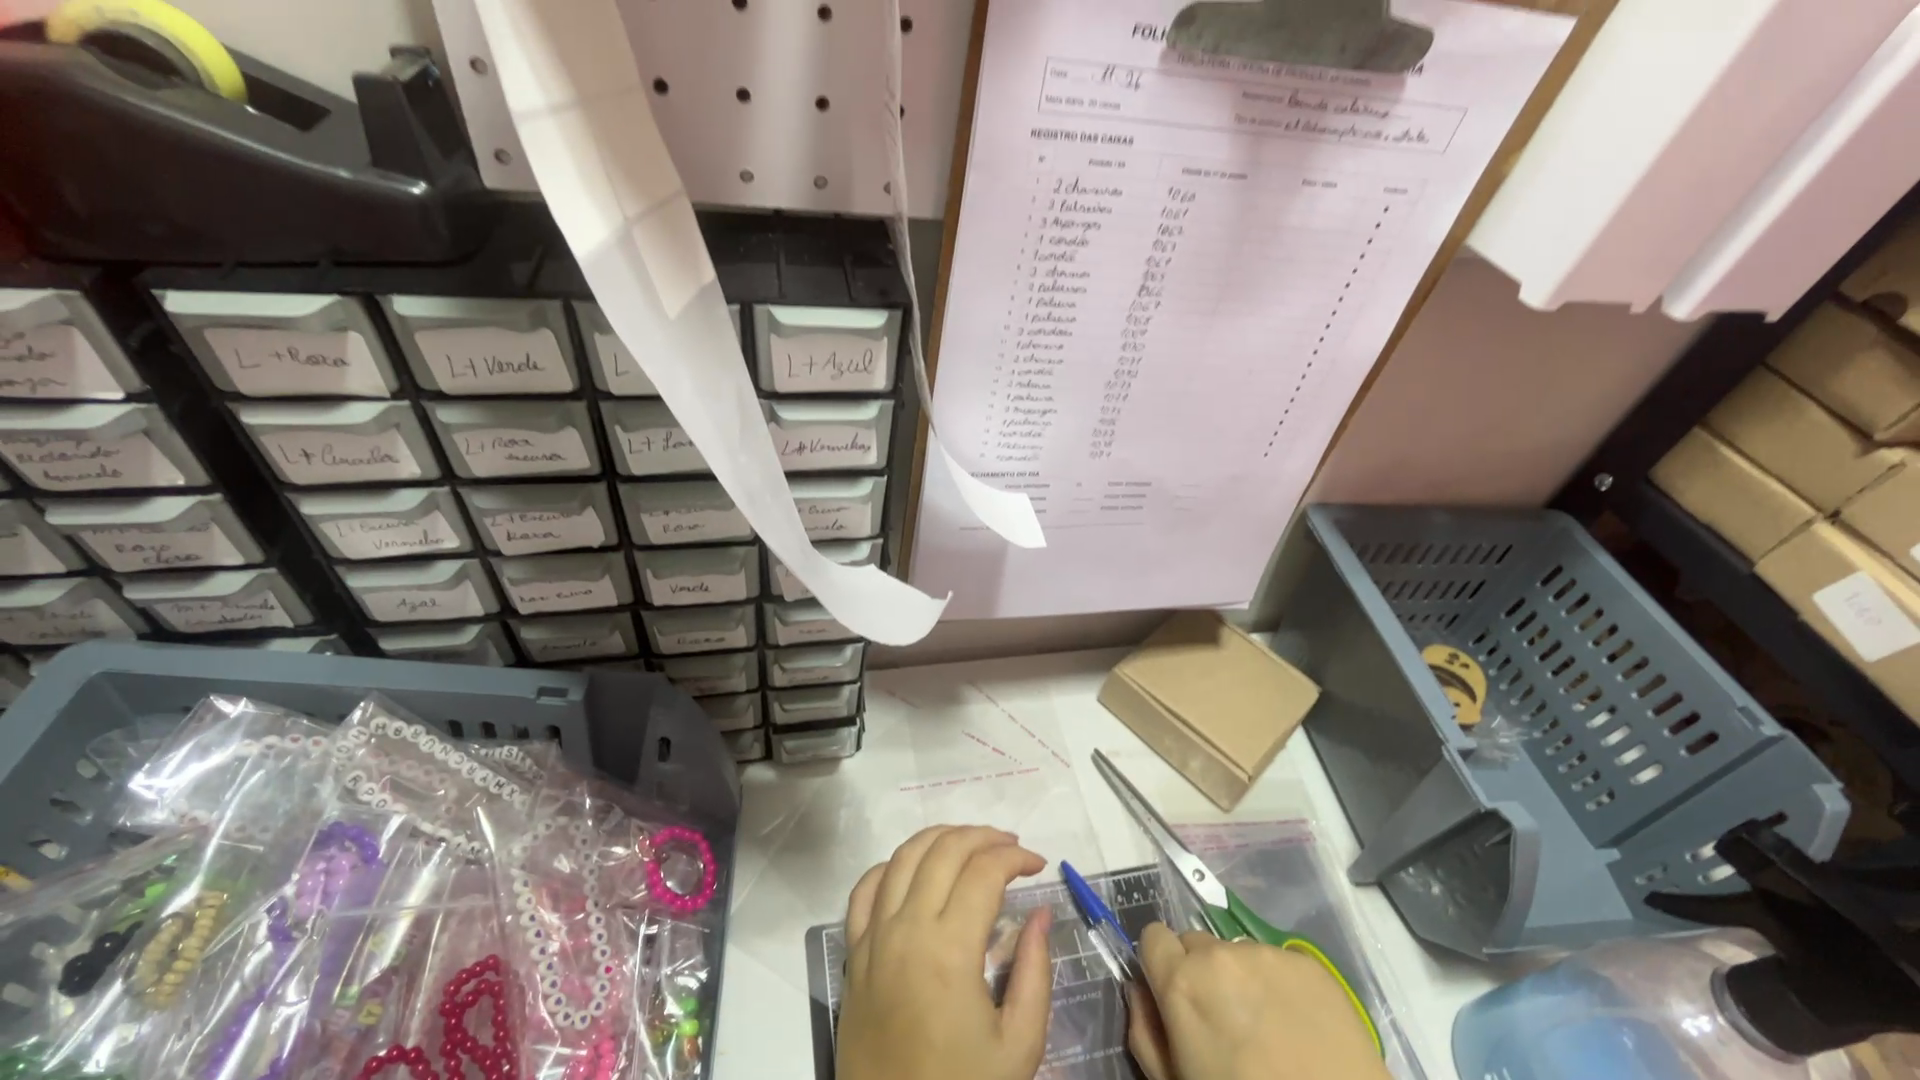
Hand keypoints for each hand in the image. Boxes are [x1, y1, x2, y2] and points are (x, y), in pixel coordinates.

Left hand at [835, 826, 1054, 1079]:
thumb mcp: (1018, 1044)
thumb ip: (1035, 972)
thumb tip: (1041, 914)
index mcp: (949, 949)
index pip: (983, 872)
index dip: (1015, 858)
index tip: (1039, 866)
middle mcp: (906, 928)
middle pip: (943, 851)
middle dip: (982, 837)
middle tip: (1011, 847)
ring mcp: (872, 938)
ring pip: (902, 857)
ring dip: (940, 839)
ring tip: (971, 845)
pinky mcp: (853, 954)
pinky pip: (864, 890)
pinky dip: (890, 866)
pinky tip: (914, 870)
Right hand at [1126, 923, 1387, 1079]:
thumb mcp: (1172, 1079)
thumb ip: (1144, 1030)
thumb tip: (1139, 991)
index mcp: (1181, 981)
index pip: (1153, 936)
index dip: (1160, 965)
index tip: (1174, 994)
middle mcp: (1221, 954)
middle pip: (1196, 944)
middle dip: (1201, 972)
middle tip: (1222, 1018)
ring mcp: (1268, 955)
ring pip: (1238, 953)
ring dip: (1241, 978)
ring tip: (1264, 1025)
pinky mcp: (1309, 963)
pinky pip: (1278, 962)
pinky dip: (1279, 985)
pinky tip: (1295, 1023)